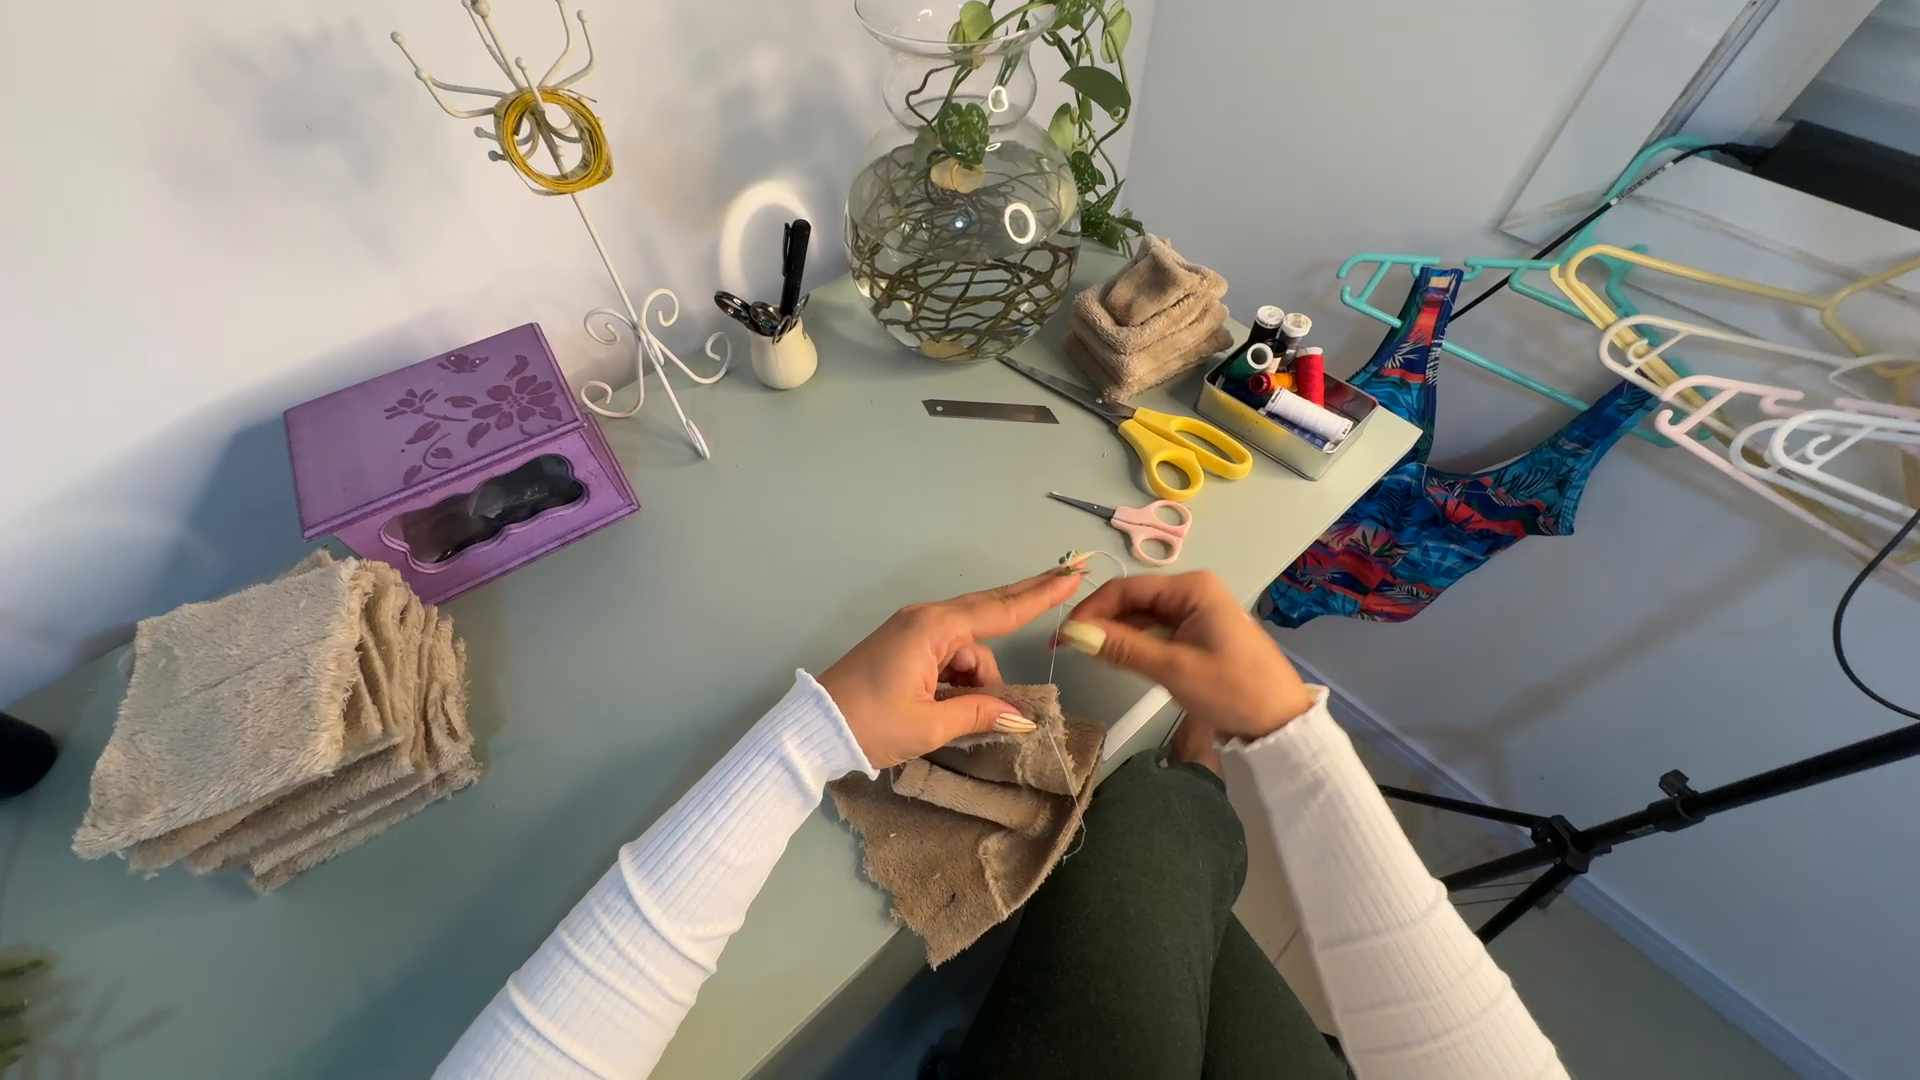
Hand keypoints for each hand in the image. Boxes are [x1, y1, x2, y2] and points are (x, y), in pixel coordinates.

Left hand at [819, 568, 1081, 768]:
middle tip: (1068, 580)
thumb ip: (979, 713)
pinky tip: (955, 706)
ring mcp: (912, 631)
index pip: (999, 610)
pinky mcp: (904, 647)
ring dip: (978, 677)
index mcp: (933, 629)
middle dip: (1025, 602)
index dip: (1039, 596)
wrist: (812, 728)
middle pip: (988, 613)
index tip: (1070, 576)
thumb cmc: (869, 724)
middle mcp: (925, 619)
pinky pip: (947, 655)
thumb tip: (1019, 716)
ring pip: (967, 648)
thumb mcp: (928, 725)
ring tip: (962, 718)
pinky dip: (960, 678)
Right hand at [1060, 570, 1314, 740]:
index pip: (1126, 589)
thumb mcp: (1173, 669)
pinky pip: (1155, 630)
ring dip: (1115, 633)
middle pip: (1132, 600)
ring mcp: (1196, 611)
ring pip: (1141, 616)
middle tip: (1066, 648)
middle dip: (1100, 622)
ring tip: (1086, 654)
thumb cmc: (1234, 690)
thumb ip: (1122, 648)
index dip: (1090, 610)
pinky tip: (1116, 658)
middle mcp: (1192, 591)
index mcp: (1191, 588)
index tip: (1062, 635)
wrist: (1282, 723)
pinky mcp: (1197, 632)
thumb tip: (1074, 633)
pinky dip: (1134, 643)